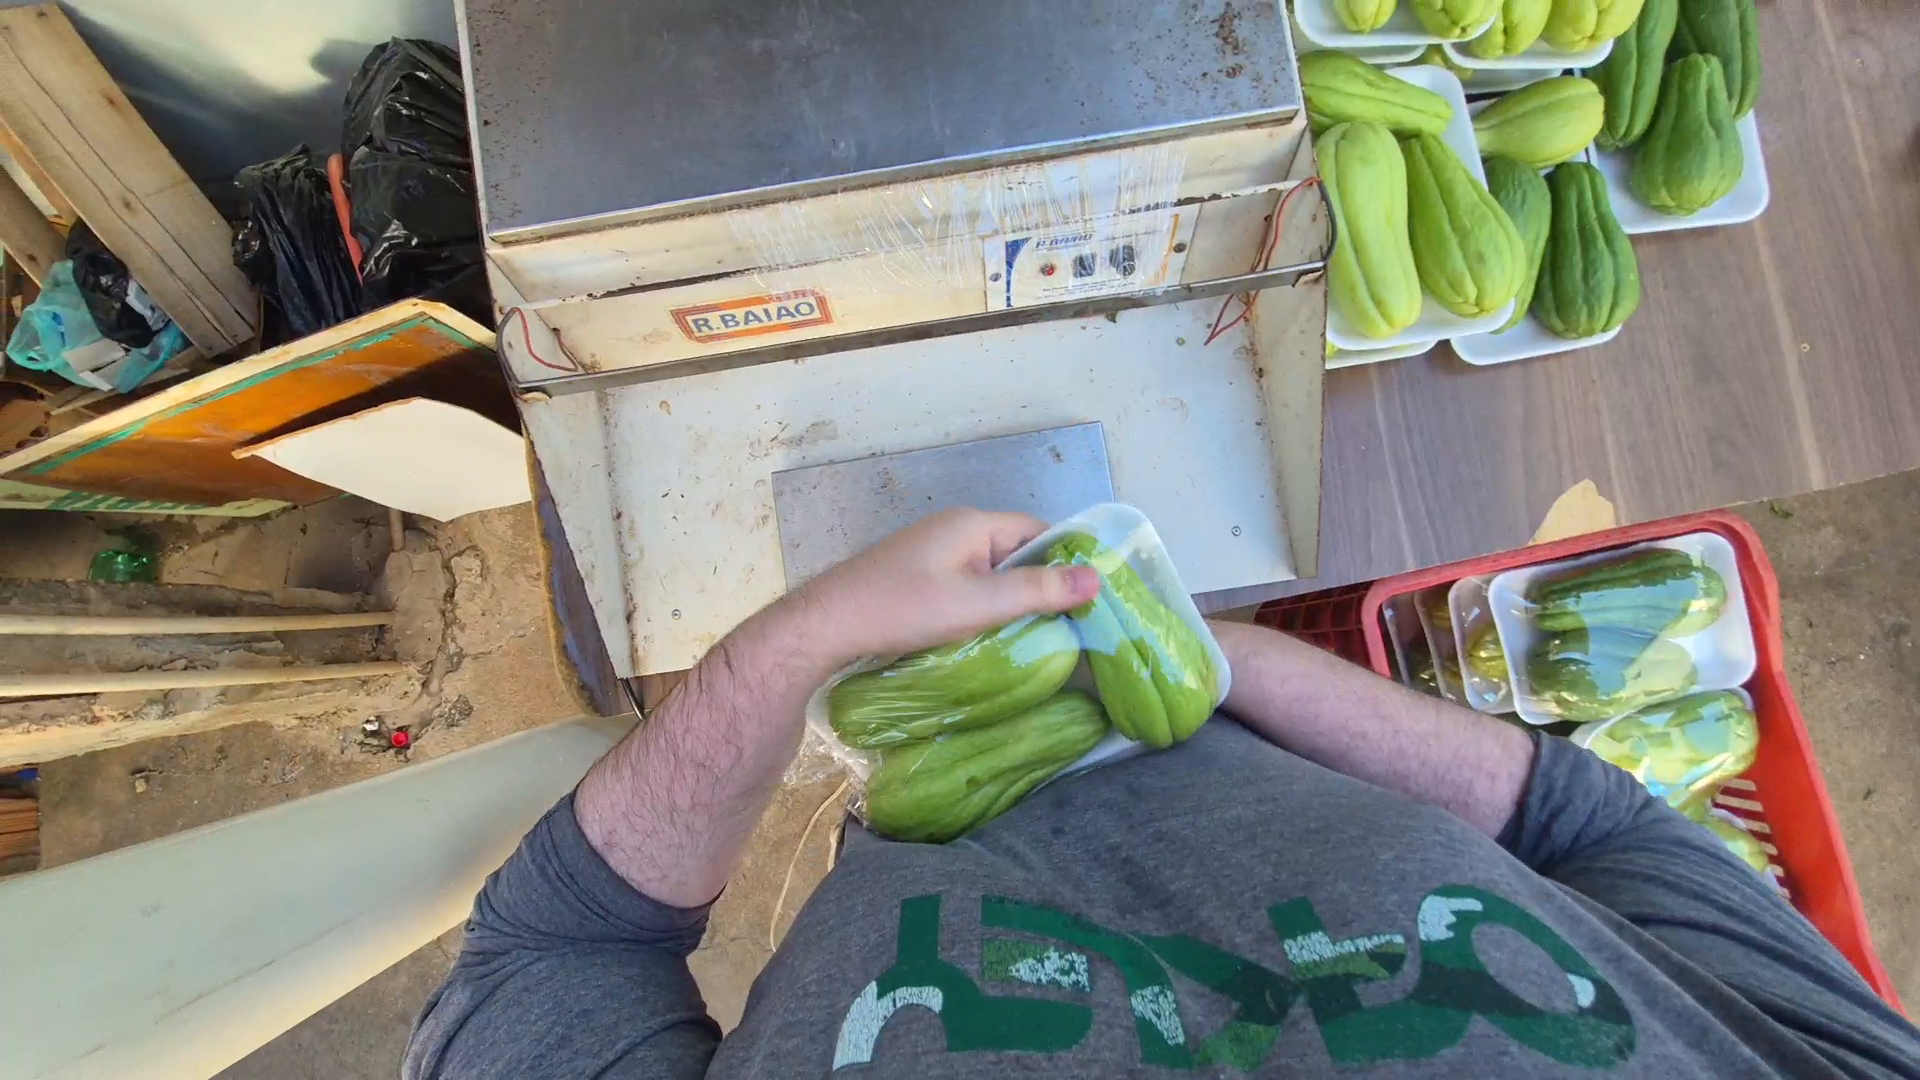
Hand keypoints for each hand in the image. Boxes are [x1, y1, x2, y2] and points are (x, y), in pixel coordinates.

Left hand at [789, 508, 1101, 665]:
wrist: (828, 625)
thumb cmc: (905, 609)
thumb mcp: (978, 603)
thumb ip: (1036, 591)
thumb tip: (1096, 579)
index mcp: (973, 524)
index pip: (1039, 531)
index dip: (1066, 561)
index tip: (1087, 600)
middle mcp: (955, 530)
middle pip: (1015, 552)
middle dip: (1038, 585)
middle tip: (1064, 626)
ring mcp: (934, 552)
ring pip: (991, 572)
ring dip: (1010, 599)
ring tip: (1031, 635)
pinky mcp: (919, 576)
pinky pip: (967, 584)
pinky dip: (983, 605)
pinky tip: (987, 633)